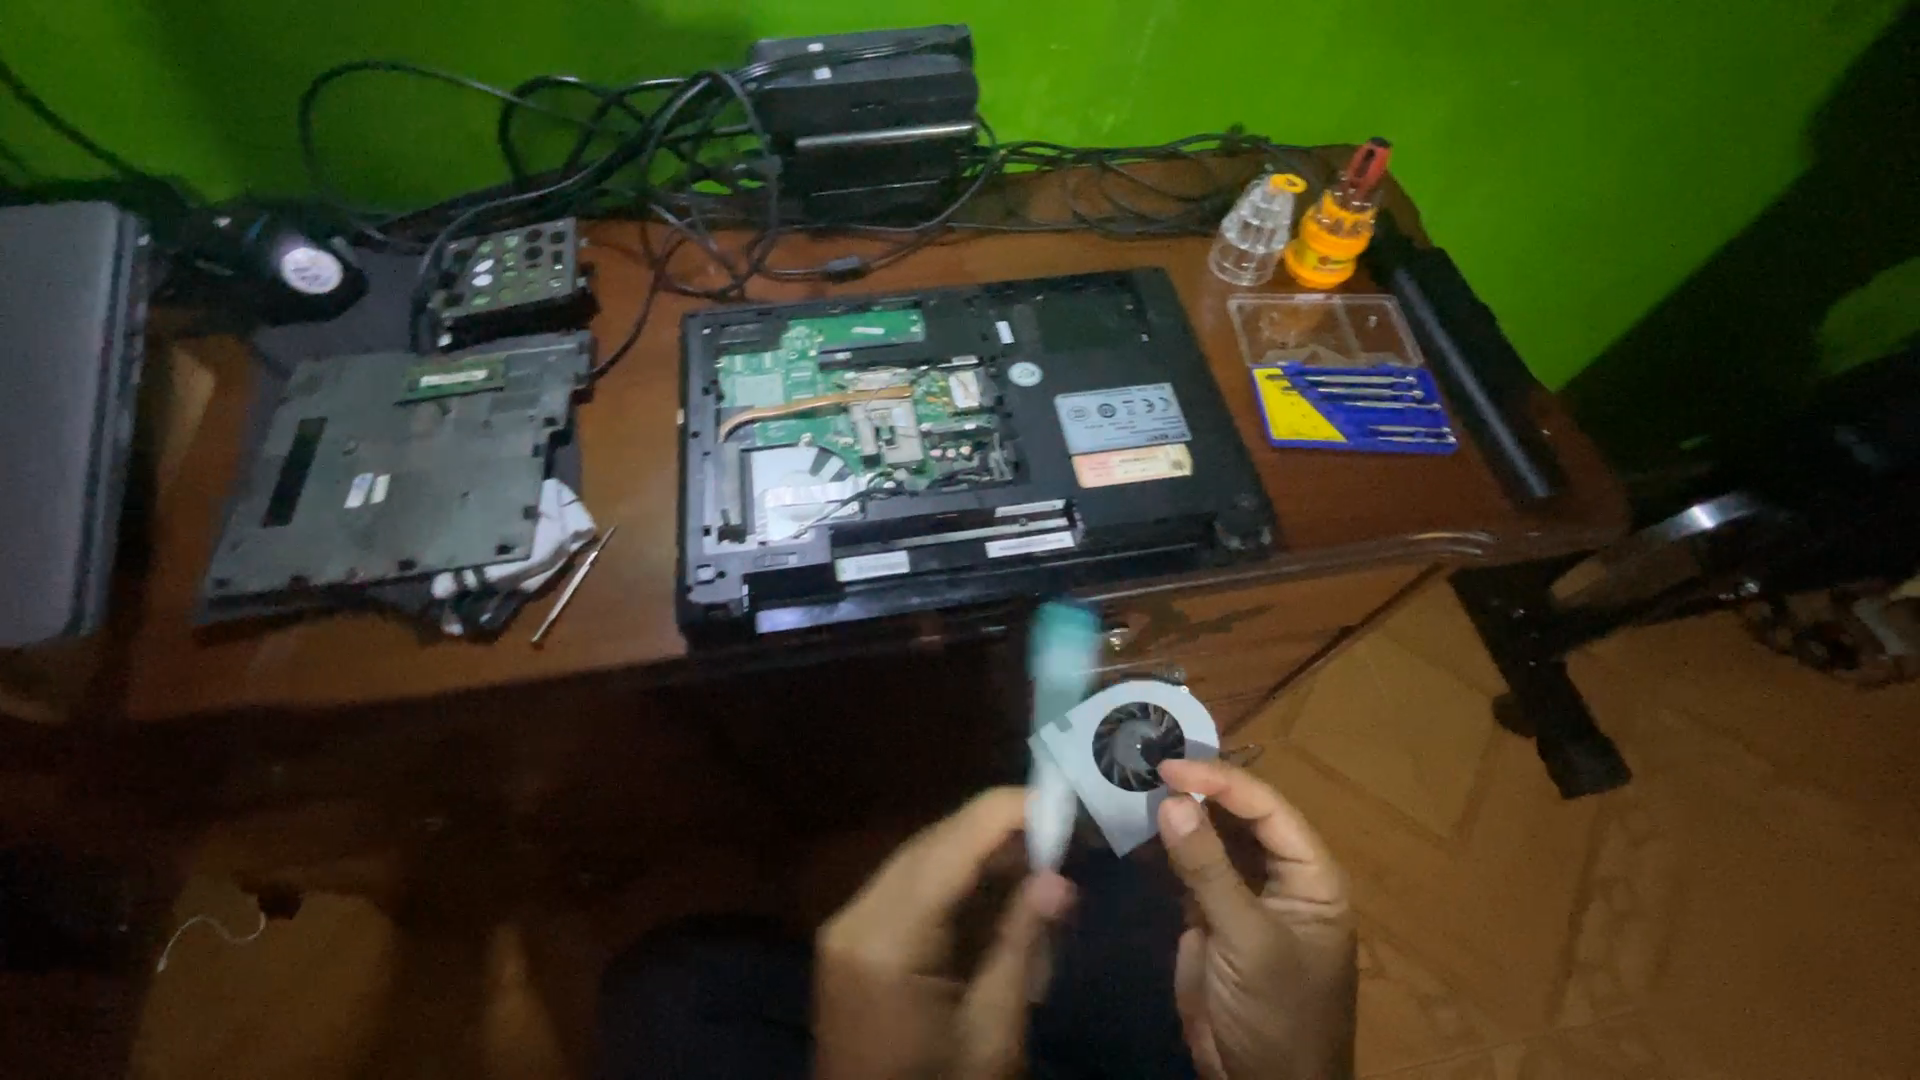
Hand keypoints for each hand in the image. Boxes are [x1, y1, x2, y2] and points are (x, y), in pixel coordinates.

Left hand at [815, 788, 1075, 1079]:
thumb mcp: (993, 1034)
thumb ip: (1021, 943)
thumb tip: (1058, 879)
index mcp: (885, 942)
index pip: (949, 848)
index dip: (1004, 813)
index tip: (1060, 799)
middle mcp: (854, 918)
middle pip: (931, 847)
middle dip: (996, 831)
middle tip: (1060, 830)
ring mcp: (846, 929)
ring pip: (920, 862)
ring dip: (977, 855)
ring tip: (1040, 853)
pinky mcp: (851, 942)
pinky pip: (909, 891)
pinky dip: (954, 883)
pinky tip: (998, 886)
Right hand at [1156, 759, 1356, 1079]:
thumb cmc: (1276, 1014)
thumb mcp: (1247, 941)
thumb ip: (1208, 869)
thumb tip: (1171, 799)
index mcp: (1311, 877)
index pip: (1268, 810)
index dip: (1221, 781)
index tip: (1170, 768)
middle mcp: (1280, 876)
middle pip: (1240, 816)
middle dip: (1198, 789)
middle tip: (1148, 765)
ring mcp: (1243, 894)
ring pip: (1212, 836)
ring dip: (1179, 812)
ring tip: (1136, 782)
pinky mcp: (1210, 913)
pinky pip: (1189, 865)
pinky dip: (1164, 845)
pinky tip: (1136, 824)